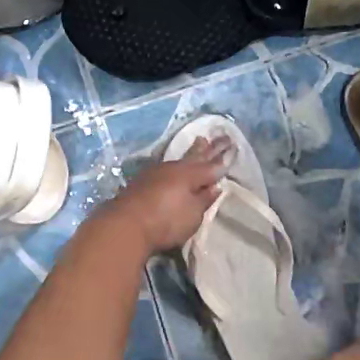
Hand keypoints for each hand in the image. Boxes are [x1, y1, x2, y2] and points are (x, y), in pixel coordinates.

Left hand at [94, 136, 229, 252]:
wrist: (126, 223)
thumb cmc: (165, 220)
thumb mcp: (192, 214)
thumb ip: (203, 199)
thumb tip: (214, 186)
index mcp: (189, 174)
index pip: (211, 166)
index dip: (222, 158)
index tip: (232, 146)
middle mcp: (172, 168)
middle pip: (194, 157)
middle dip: (208, 148)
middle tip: (218, 136)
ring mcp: (156, 173)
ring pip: (179, 160)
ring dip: (192, 152)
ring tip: (200, 142)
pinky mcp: (143, 181)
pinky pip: (167, 167)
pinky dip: (177, 164)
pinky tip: (176, 165)